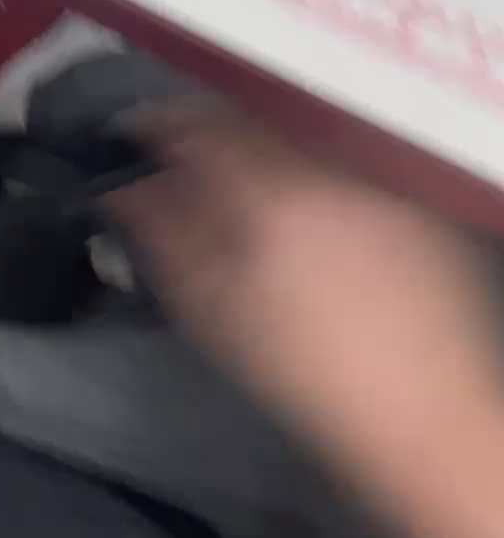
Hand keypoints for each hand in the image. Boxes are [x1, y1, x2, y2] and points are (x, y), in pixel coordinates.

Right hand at [108, 103, 501, 446]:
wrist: (420, 418)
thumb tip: (118, 185)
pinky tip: (283, 234)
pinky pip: (332, 184)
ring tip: (220, 205)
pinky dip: (292, 192)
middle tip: (161, 171)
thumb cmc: (287, 360)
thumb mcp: (199, 297)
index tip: (120, 132)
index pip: (202, 124)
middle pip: (249, 135)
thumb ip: (155, 228)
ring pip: (291, 159)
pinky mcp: (415, 220)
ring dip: (246, 169)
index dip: (153, 120)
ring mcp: (383, 197)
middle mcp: (334, 179)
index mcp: (273, 196)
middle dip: (198, 146)